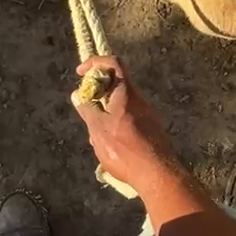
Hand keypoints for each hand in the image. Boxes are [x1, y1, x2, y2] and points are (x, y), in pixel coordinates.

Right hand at [72, 56, 188, 197]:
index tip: (80, 72)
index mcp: (126, 93)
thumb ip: (88, 110)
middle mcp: (139, 100)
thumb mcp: (98, 130)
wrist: (157, 173)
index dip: (95, 62)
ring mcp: (146, 115)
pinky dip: (115, 127)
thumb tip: (79, 96)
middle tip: (86, 113)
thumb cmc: (124, 149)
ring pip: (120, 107)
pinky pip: (127, 120)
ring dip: (104, 116)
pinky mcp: (149, 129)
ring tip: (97, 140)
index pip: (113, 63)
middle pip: (115, 86)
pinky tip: (110, 150)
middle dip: (97, 96)